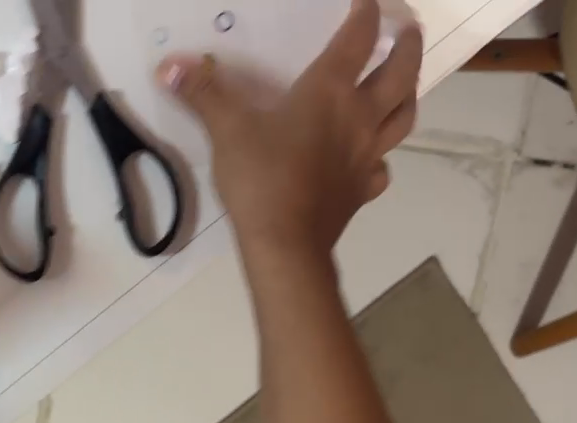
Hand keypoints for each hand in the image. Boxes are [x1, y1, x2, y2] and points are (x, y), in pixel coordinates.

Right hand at [157, 0, 420, 254]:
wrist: (284, 244)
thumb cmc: (260, 180)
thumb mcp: (227, 132)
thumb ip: (204, 95)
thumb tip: (168, 67)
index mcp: (330, 90)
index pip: (359, 35)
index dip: (365, 11)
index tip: (363, 1)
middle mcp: (359, 115)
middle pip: (402, 69)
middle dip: (407, 44)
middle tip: (405, 32)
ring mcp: (366, 155)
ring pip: (403, 115)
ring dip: (407, 94)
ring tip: (400, 86)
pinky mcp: (361, 190)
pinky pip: (381, 169)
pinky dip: (380, 159)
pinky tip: (369, 161)